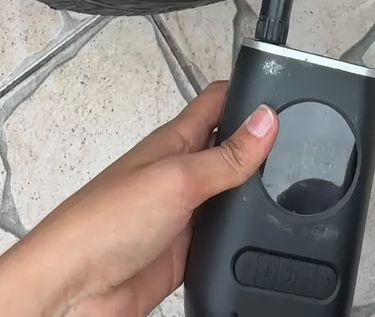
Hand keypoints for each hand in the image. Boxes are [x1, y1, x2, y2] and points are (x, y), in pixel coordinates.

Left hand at [0, 82, 277, 316]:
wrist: (73, 291)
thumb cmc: (103, 222)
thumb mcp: (177, 180)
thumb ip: (226, 156)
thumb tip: (267, 120)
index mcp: (176, 140)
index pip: (218, 101)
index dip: (248, 89)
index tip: (284, 83)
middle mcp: (181, 172)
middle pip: (230, 146)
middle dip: (261, 142)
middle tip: (301, 138)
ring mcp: (183, 214)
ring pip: (230, 193)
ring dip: (253, 191)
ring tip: (294, 185)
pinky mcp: (184, 253)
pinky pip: (222, 238)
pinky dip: (240, 236)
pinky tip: (260, 235)